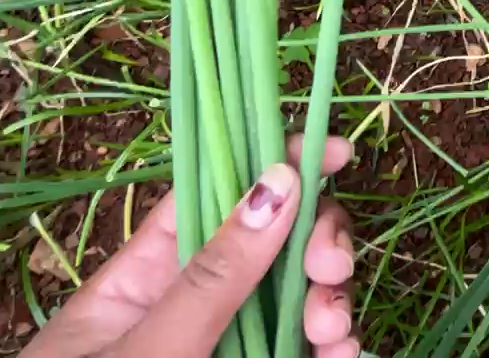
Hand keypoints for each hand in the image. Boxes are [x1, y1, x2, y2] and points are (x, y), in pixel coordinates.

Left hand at [22, 135, 360, 357]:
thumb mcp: (142, 356)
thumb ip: (213, 275)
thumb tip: (282, 175)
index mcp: (147, 275)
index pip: (218, 188)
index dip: (280, 156)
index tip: (339, 152)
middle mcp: (193, 297)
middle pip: (277, 232)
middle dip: (319, 241)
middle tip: (332, 271)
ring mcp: (227, 340)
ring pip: (300, 287)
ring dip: (332, 298)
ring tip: (334, 333)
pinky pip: (305, 342)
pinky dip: (335, 344)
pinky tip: (346, 355)